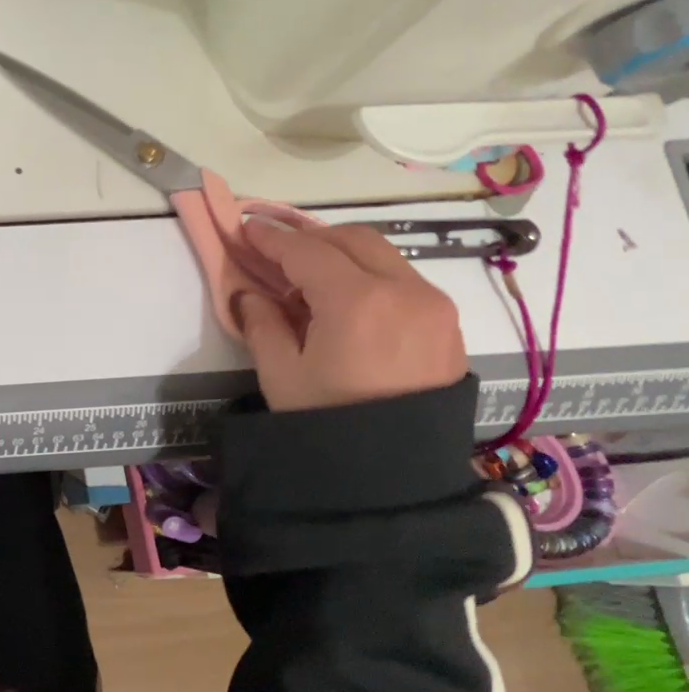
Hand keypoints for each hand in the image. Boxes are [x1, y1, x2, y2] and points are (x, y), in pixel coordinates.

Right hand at [235, 220, 467, 411]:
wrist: (394, 463)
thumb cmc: (327, 417)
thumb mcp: (279, 373)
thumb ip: (261, 323)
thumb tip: (249, 294)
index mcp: (356, 300)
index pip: (307, 251)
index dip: (272, 238)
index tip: (246, 227)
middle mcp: (403, 289)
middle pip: (352, 239)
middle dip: (309, 236)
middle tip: (274, 247)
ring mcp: (432, 303)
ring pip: (382, 254)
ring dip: (341, 253)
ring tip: (307, 273)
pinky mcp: (445, 321)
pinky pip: (402, 278)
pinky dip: (367, 273)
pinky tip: (343, 297)